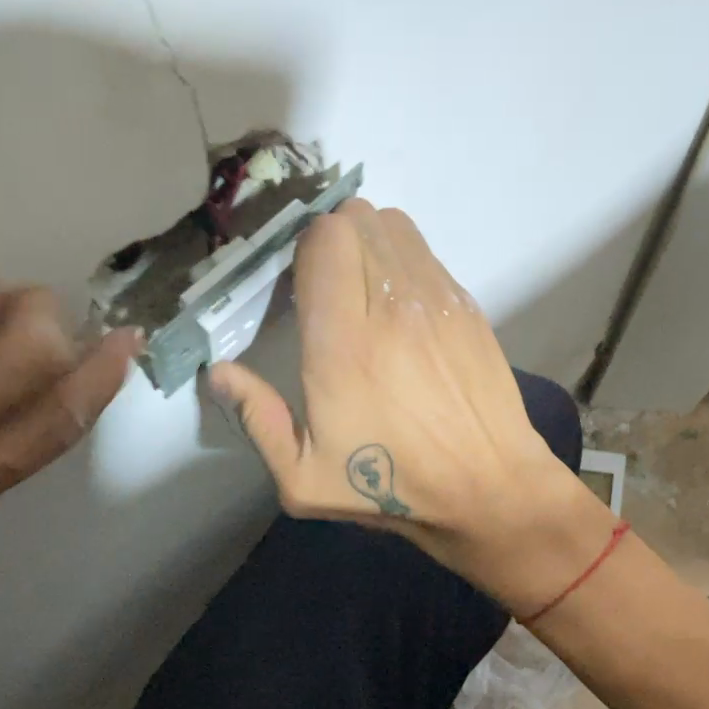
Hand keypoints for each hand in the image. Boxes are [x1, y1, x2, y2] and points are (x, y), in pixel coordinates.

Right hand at [208, 200, 611, 614]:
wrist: (489, 489)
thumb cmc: (393, 488)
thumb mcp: (305, 479)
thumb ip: (258, 420)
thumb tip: (219, 372)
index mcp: (343, 346)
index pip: (324, 240)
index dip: (302, 251)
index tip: (296, 287)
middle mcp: (392, 308)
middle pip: (357, 220)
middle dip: (331, 241)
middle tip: (325, 286)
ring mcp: (436, 301)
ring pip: (394, 226)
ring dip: (368, 244)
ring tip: (361, 290)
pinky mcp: (467, 307)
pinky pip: (425, 252)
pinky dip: (403, 262)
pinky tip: (399, 308)